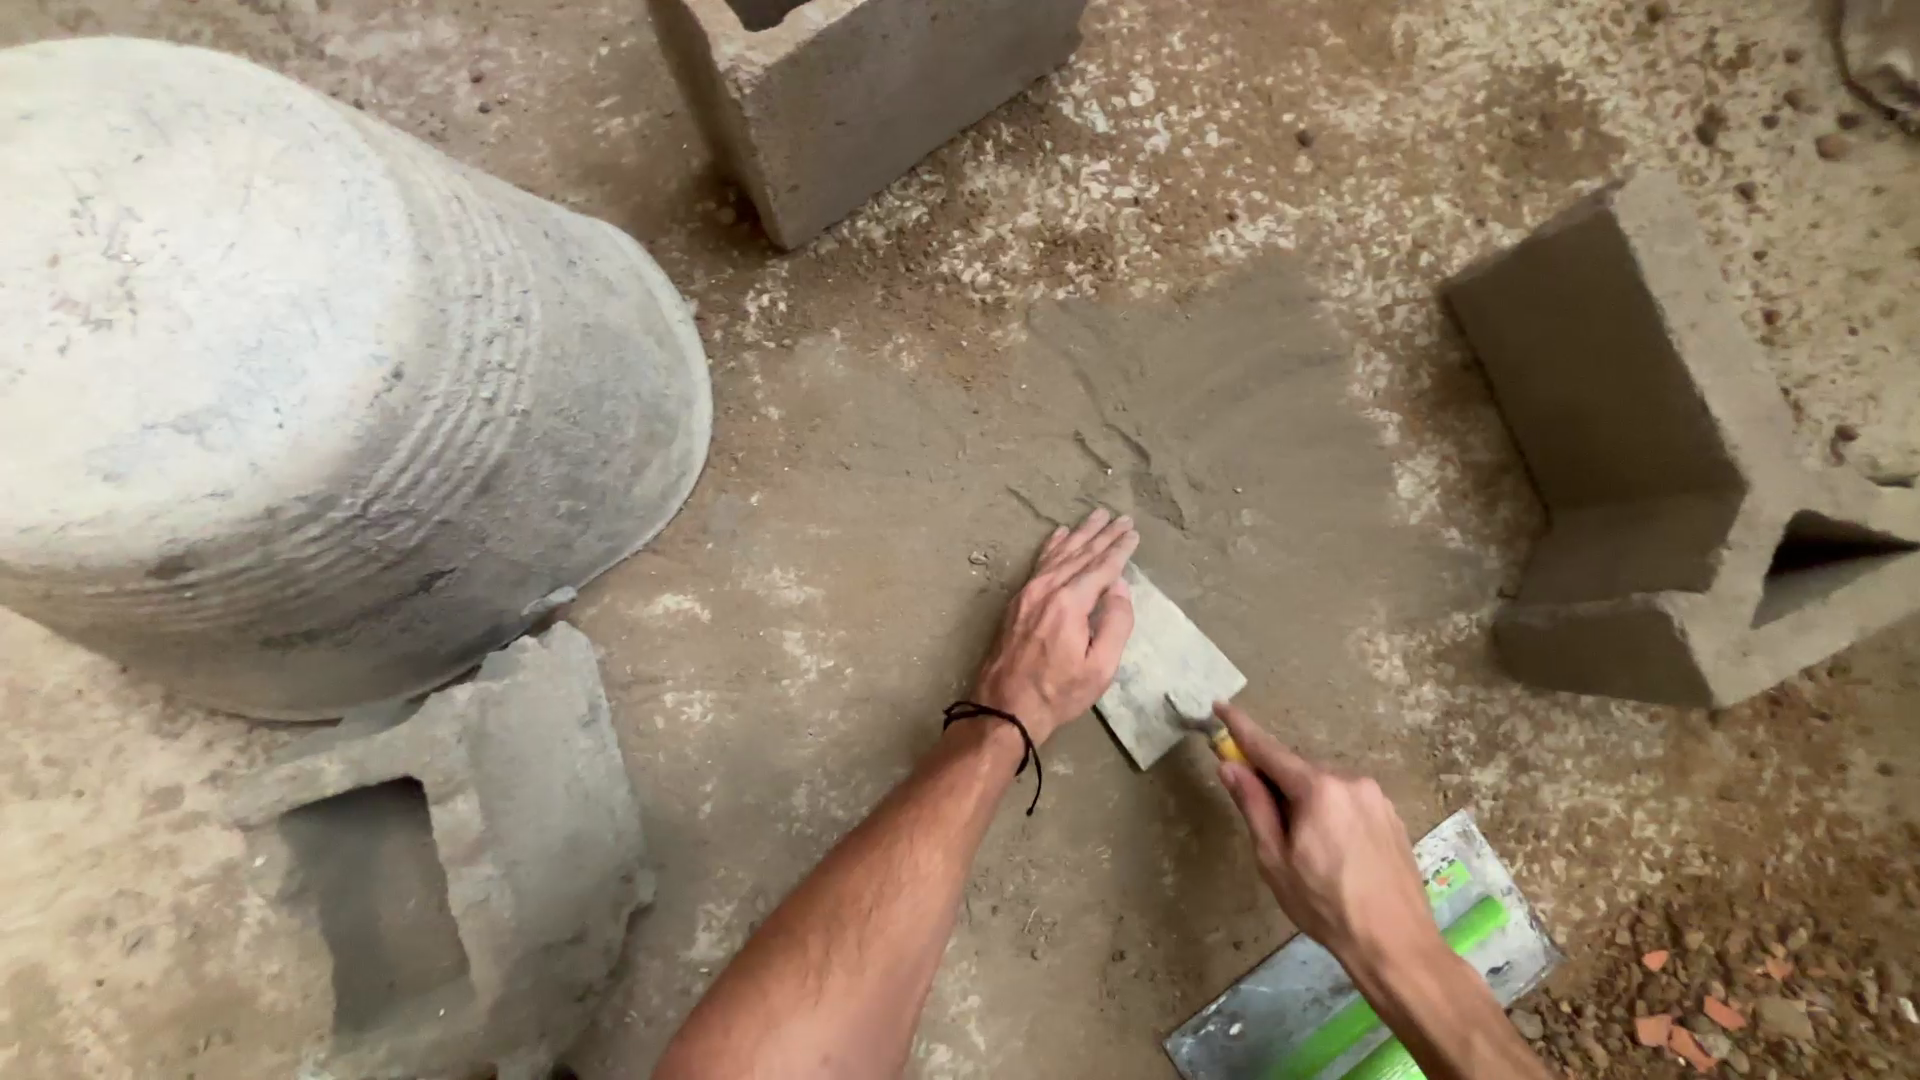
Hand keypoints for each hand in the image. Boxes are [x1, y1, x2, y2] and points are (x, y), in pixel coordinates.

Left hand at [971, 509, 1138, 744]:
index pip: (1101, 568)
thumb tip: (1119, 587)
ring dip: (1079, 534)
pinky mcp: (1017, 601)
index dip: (1120, 549)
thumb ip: (1115, 623)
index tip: (1133, 533)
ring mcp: (1027, 593)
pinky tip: (1059, 534)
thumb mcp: (1099, 667)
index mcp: (1069, 603)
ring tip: (1095, 516)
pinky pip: (1039, 563)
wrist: (1004, 707)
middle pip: (1080, 554)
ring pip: (1058, 554)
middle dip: (1103, 534)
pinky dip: (1052, 546)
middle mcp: (1046, 589)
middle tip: (1120, 516)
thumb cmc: (1058, 693)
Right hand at [1212, 704, 1441, 969]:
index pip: (1268, 750)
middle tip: (1265, 824)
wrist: (1398, 946)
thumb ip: (1253, 805)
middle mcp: (1350, 782)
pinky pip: (1345, 800)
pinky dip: (1327, 811)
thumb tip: (1230, 766)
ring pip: (1322, 786)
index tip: (1219, 705)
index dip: (1240, 728)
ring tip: (1303, 849)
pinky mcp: (1390, 816)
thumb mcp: (1274, 859)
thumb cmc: (1325, 905)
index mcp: (1318, 789)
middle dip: (1274, 783)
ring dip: (1303, 801)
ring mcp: (1375, 798)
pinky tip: (1330, 850)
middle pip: (1296, 771)